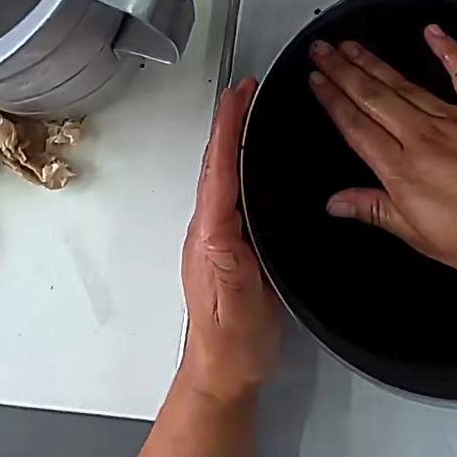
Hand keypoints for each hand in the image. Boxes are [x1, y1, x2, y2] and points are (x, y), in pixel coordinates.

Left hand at [180, 78, 283, 404]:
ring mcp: (216, 234)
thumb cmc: (233, 339)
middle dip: (227, 122)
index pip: (218, 171)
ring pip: (219, 174)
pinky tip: (247, 161)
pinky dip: (236, 164)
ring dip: (229, 139)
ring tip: (244, 111)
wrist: (225, 366)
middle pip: (215, 164)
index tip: (238, 96)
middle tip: (244, 90)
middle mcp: (210, 228)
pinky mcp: (228, 243)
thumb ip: (232, 267)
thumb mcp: (240, 305)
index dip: (227, 129)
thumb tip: (225, 227)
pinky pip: (228, 191)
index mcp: (212, 235)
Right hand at [306, 25, 456, 286]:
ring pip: (404, 84)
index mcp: (402, 170)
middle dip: (341, 70)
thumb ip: (375, 211)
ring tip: (349, 45)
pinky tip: (432, 32)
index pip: (355, 126)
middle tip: (319, 48)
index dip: (331, 100)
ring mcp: (456, 120)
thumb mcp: (423, 237)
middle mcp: (422, 137)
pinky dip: (449, 51)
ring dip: (372, 62)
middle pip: (372, 96)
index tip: (313, 79)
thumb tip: (333, 203)